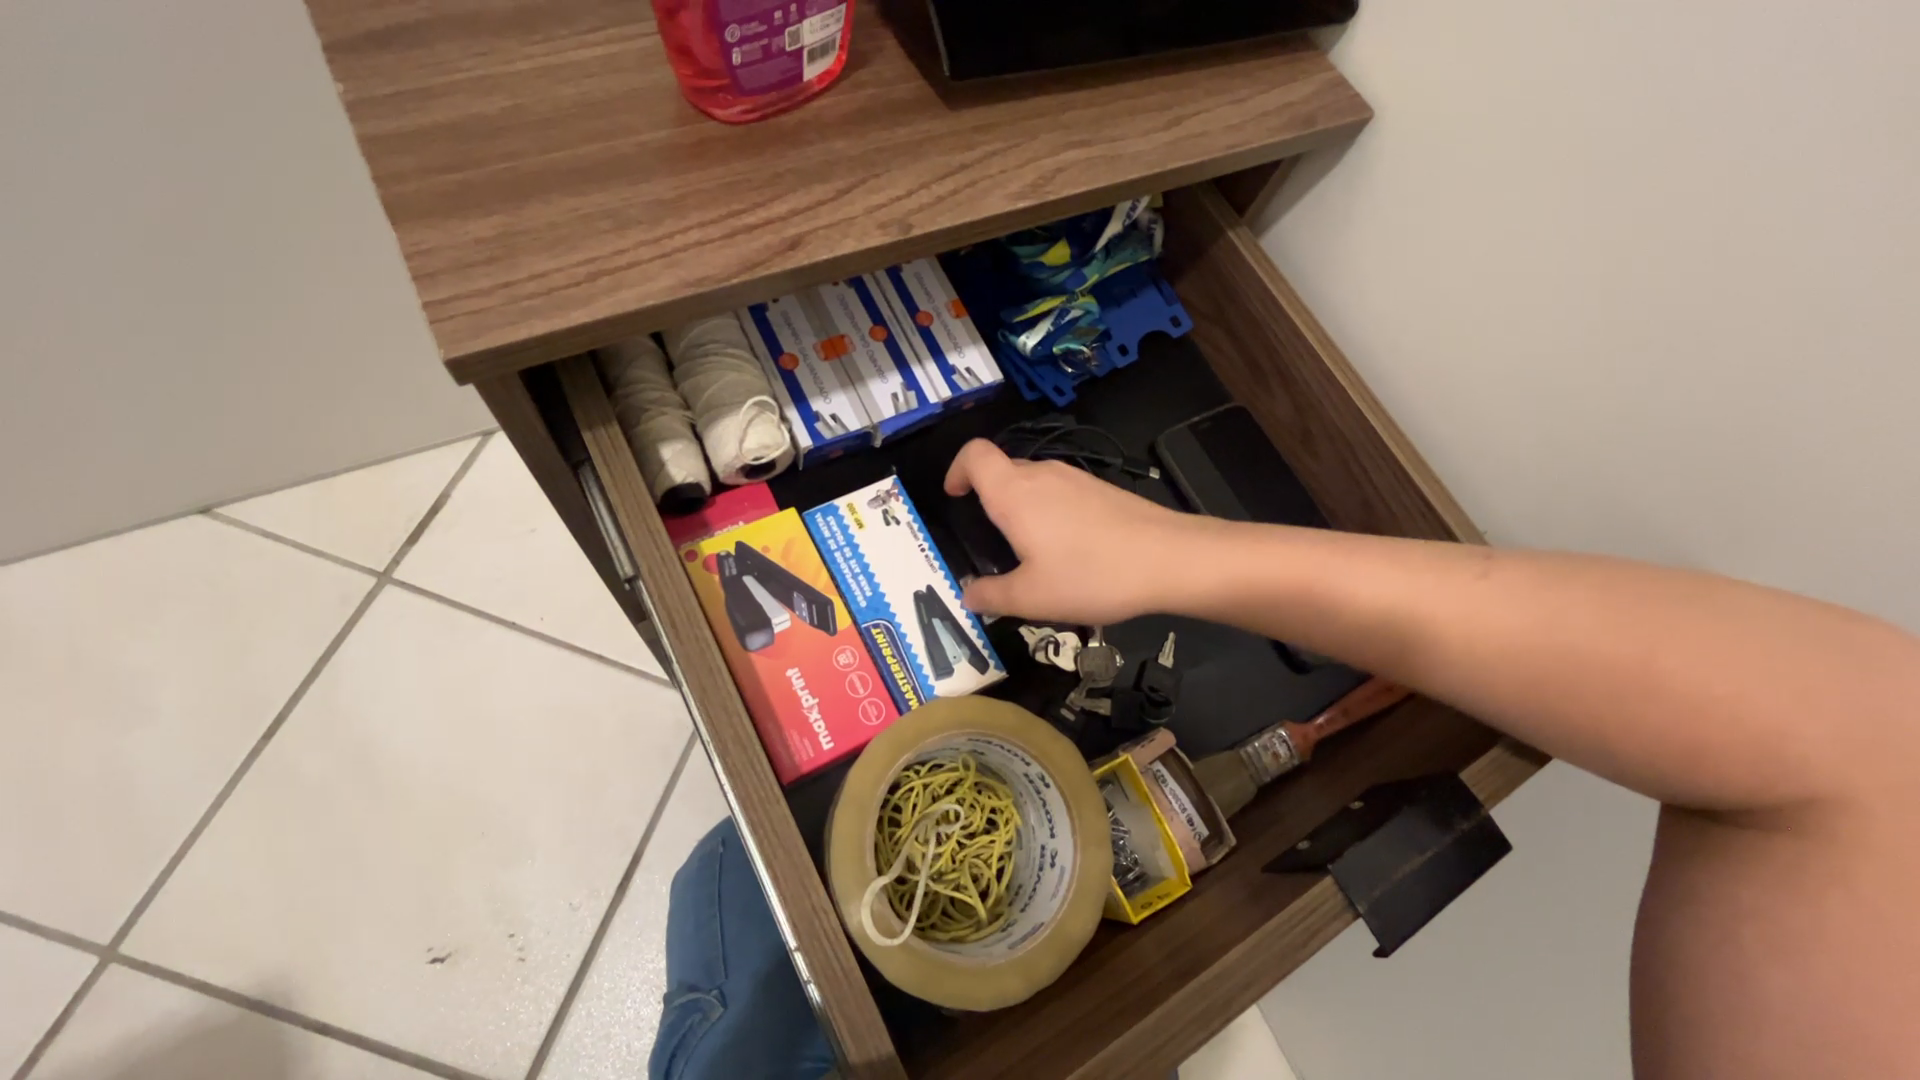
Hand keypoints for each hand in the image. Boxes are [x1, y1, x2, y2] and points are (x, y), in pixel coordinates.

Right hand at [943, 439, 1197, 624]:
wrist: (1169, 559)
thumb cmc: (1091, 575)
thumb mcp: (1031, 598)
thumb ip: (991, 596)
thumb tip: (968, 594)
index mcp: (1014, 493)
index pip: (974, 455)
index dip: (956, 469)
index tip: (954, 497)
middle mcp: (1041, 475)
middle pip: (1001, 470)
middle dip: (987, 499)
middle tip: (989, 542)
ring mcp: (1076, 478)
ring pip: (1033, 483)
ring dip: (1021, 509)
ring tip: (1029, 554)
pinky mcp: (1101, 490)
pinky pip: (1060, 494)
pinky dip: (1049, 515)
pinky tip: (1068, 553)